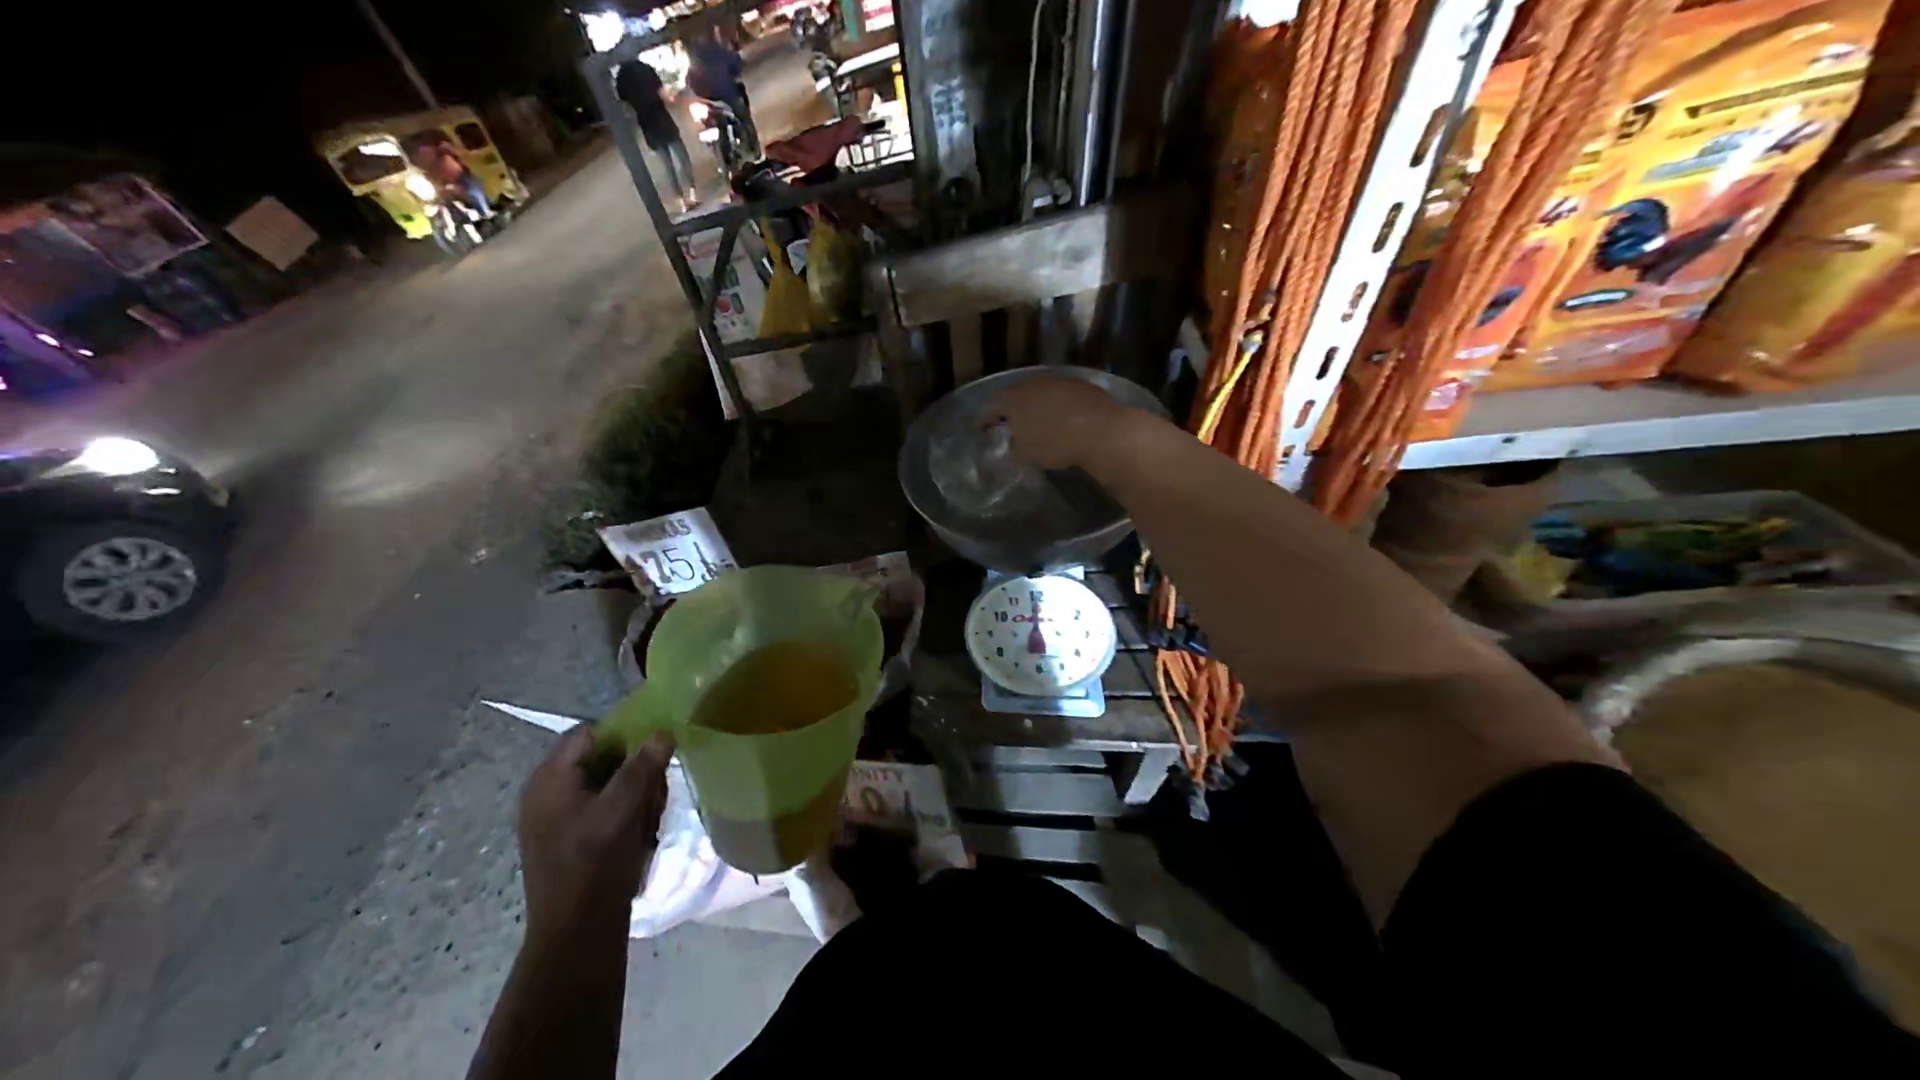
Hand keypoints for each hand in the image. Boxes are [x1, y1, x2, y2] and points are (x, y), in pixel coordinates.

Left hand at [518, 726, 672, 940]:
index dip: (623, 734)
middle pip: (600, 758)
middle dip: (635, 771)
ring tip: (650, 820)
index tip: (653, 751)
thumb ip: (642, 767)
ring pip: (608, 784)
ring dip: (635, 795)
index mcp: (548, 780)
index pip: (588, 733)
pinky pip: (603, 809)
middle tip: (655, 793)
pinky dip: (625, 815)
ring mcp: (556, 818)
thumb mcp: (622, 810)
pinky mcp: (569, 839)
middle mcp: (546, 794)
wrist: (576, 935)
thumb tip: (663, 732)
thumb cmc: (595, 865)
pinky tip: (640, 835)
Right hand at [989, 376, 1136, 469]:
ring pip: (1039, 392)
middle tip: (1009, 425)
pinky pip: (1061, 395)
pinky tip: (1063, 418)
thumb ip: (1013, 448)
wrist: (1100, 430)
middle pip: (1014, 395)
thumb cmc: (1055, 442)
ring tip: (1037, 422)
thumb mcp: (1025, 454)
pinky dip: (1057, 405)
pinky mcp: (1080, 384)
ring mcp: (1058, 380)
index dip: (985, 419)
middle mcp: (1032, 383)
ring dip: (1035, 405)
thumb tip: (1013, 445)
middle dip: (1010, 409)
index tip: (983, 430)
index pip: (990, 406)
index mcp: (1013, 398)